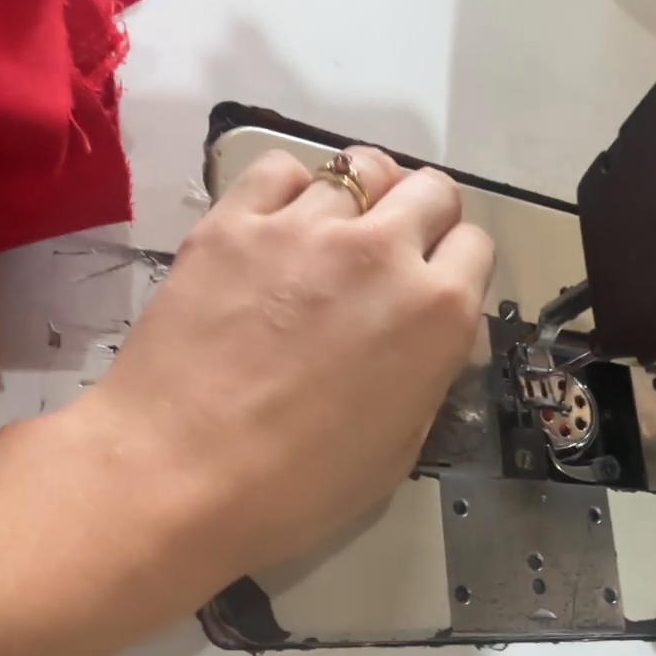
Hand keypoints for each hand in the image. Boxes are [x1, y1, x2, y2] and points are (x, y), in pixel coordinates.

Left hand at [74, 146, 493, 580]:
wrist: (179, 475)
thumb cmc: (296, 487)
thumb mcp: (396, 451)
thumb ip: (425, 376)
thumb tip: (425, 338)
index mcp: (437, 312)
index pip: (476, 245)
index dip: (455, 269)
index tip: (431, 291)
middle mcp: (382, 250)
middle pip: (430, 187)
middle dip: (422, 218)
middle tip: (387, 261)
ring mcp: (304, 226)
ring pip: (359, 167)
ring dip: (359, 201)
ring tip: (329, 242)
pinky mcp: (234, 220)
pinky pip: (280, 168)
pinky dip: (289, 191)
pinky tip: (275, 232)